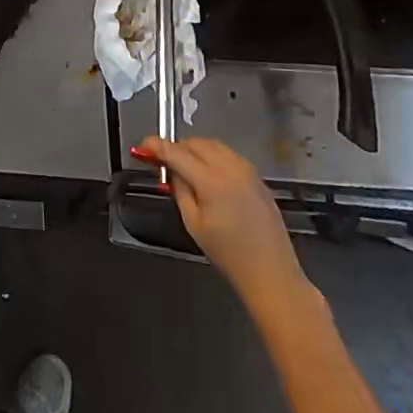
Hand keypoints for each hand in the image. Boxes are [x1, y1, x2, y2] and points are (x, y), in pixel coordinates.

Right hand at [134, 136, 301, 289]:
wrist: (270, 270)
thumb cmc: (227, 252)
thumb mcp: (193, 222)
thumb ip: (179, 189)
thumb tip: (171, 170)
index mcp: (212, 180)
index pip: (177, 152)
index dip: (156, 145)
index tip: (142, 146)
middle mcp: (231, 168)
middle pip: (196, 143)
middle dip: (176, 146)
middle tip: (161, 160)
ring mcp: (248, 171)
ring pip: (214, 145)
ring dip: (194, 149)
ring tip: (182, 166)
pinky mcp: (258, 178)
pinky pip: (229, 155)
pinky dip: (212, 156)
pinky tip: (206, 173)